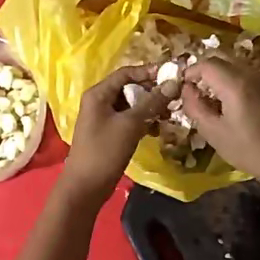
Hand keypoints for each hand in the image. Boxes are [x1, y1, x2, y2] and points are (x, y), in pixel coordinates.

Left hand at [62, 66, 161, 198]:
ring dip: (150, 108)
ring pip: (131, 105)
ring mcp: (104, 118)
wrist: (86, 187)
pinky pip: (129, 119)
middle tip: (174, 98)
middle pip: (129, 88)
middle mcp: (99, 101)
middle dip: (152, 92)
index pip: (126, 73)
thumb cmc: (105, 151)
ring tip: (168, 115)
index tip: (171, 76)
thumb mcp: (130, 124)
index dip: (149, 72)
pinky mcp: (109, 133)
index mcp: (99, 93)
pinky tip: (157, 130)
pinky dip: (143, 121)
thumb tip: (173, 83)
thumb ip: (151, 103)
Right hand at [181, 58, 259, 184]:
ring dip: (221, 74)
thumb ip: (195, 107)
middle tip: (195, 90)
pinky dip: (238, 78)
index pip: (206, 64)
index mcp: (235, 84)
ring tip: (214, 96)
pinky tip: (237, 97)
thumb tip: (186, 89)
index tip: (183, 86)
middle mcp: (252, 73)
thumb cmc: (247, 150)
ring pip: (236, 64)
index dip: (191, 72)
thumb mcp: (213, 132)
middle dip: (204, 70)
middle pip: (221, 58)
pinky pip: (250, 72)